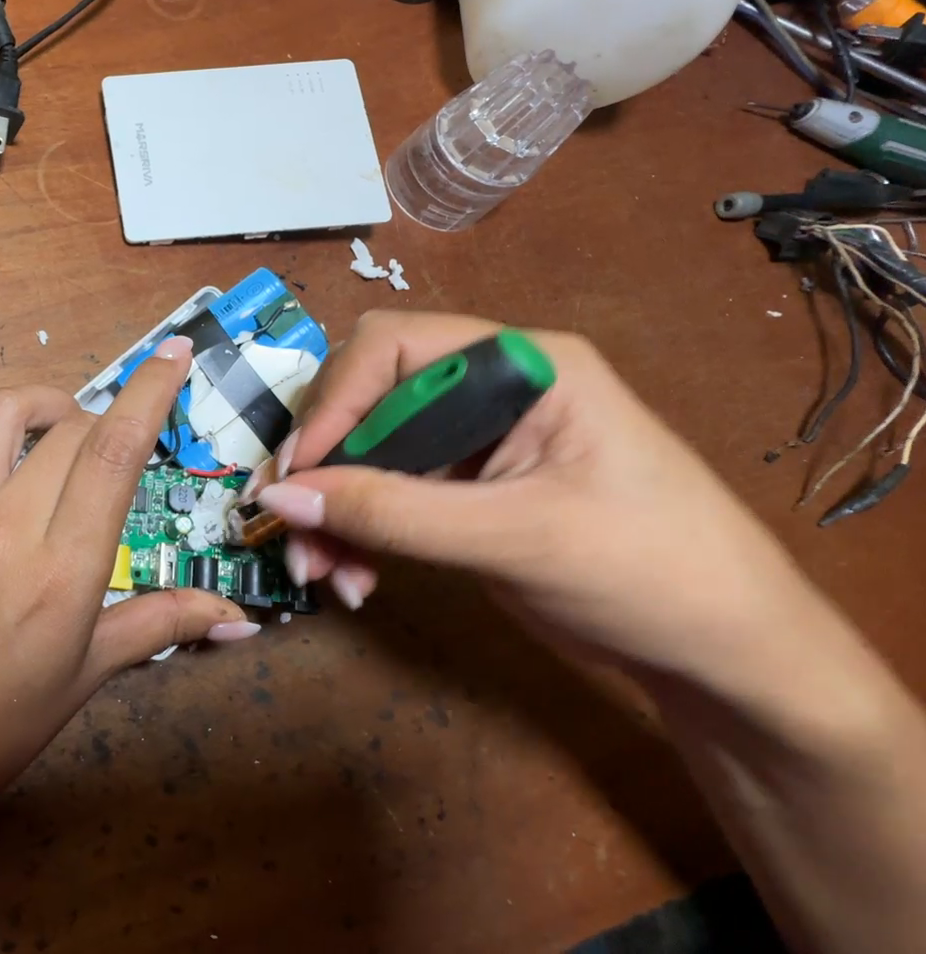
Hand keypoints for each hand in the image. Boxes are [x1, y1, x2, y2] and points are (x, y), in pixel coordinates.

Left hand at [0, 335, 255, 821]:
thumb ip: (161, 625)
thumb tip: (237, 618)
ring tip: (56, 424)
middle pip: (66, 430)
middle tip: (111, 444)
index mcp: (62, 568)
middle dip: (102, 418)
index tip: (173, 356)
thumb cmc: (4, 720)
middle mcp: (5, 526)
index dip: (148, 393)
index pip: (114, 453)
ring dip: (36, 403)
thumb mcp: (89, 674)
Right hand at [246, 310, 812, 677]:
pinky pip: (377, 496)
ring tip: (319, 572)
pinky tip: (353, 578)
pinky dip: (352, 534)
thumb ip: (390, 513)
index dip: (332, 402)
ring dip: (327, 511)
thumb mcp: (514, 538)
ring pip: (359, 455)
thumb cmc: (650, 573)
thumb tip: (277, 498)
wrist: (726, 658)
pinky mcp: (457, 489)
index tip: (297, 474)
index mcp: (520, 367)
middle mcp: (485, 391)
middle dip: (320, 469)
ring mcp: (469, 442)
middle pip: (361, 401)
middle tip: (292, 530)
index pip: (390, 347)